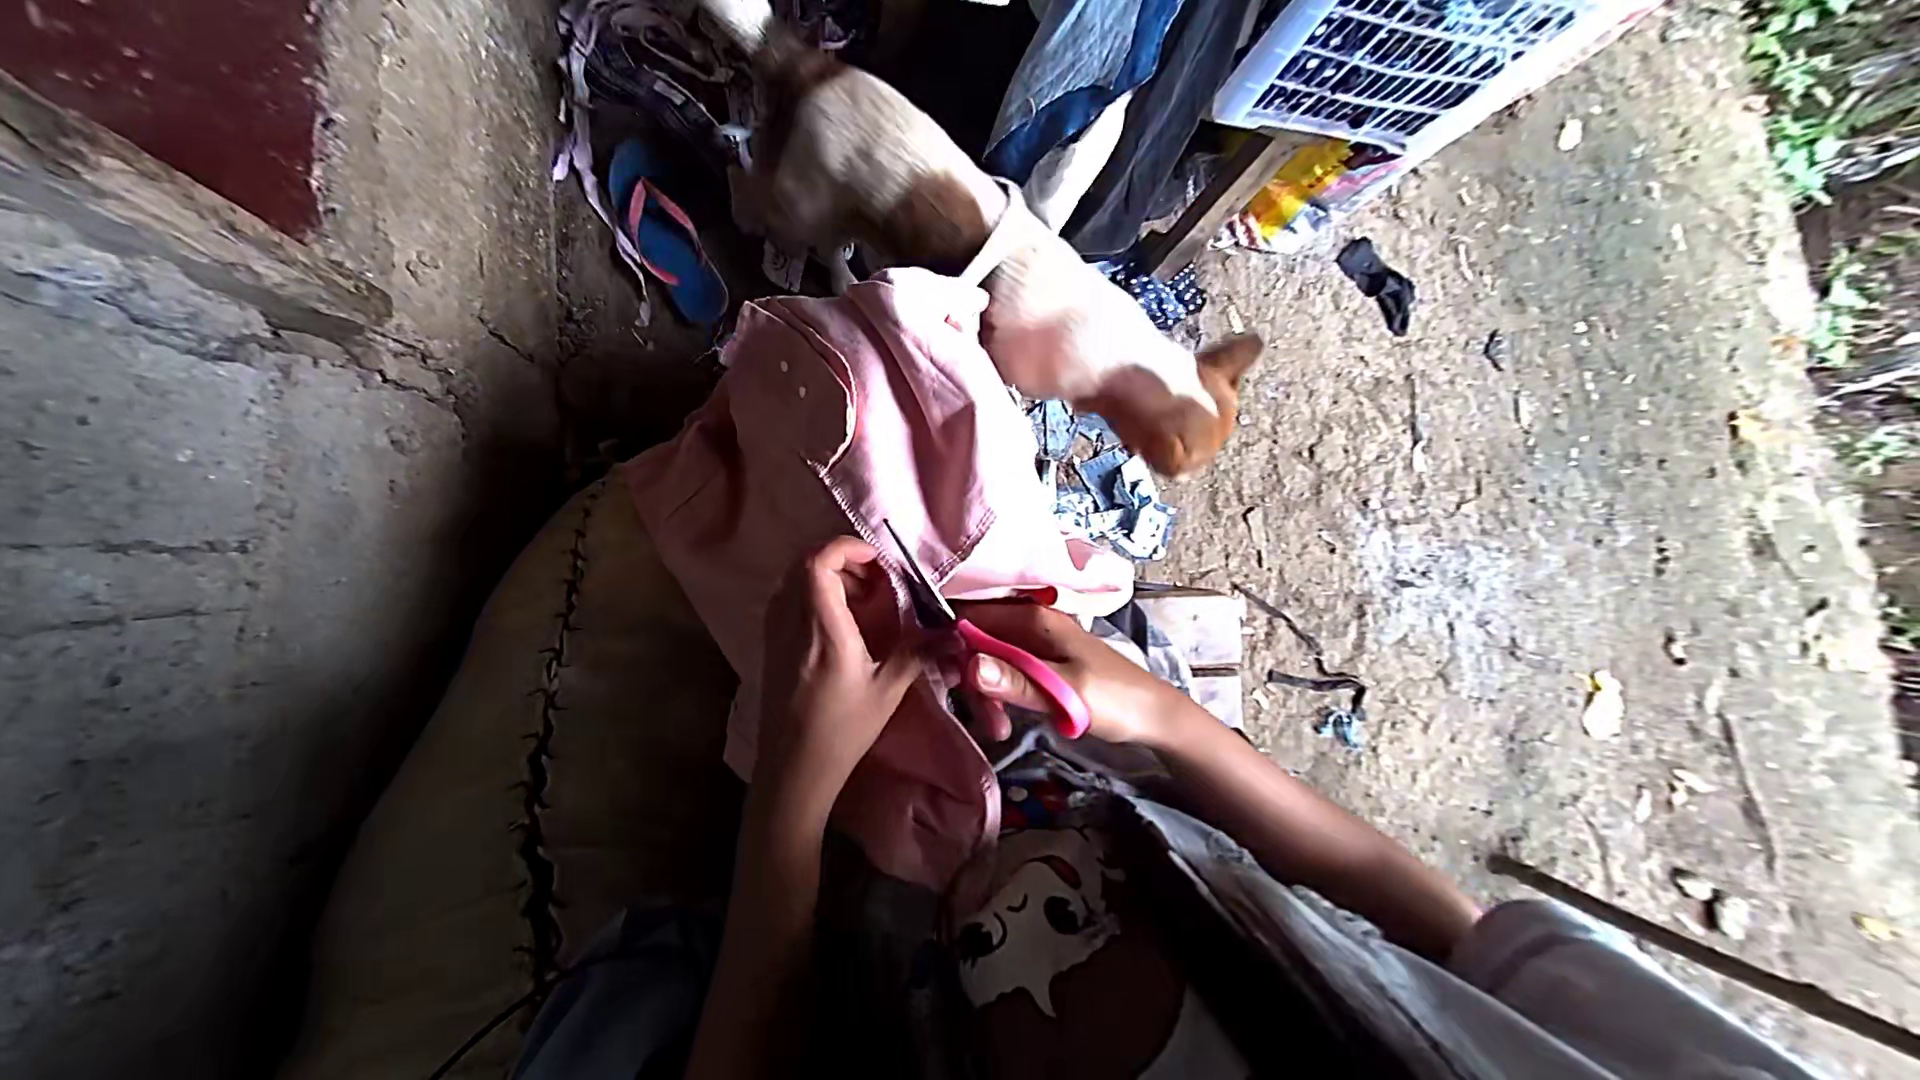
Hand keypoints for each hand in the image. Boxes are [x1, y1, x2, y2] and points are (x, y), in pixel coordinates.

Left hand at [757, 536, 922, 815]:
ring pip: (793, 579)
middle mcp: (792, 624)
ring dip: (827, 575)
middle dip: (841, 558)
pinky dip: (813, 592)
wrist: (793, 769)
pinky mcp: (771, 645)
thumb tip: (953, 634)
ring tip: (861, 596)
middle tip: (874, 577)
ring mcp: (776, 633)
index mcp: (823, 631)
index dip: (845, 547)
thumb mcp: (887, 691)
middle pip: (803, 564)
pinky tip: (839, 618)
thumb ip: (917, 653)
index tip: (876, 558)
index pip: (817, 564)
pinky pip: (788, 599)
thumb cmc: (842, 731)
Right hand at [952, 602, 1191, 747]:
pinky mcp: (1042, 662)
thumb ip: (1016, 680)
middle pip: (979, 640)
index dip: (954, 646)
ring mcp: (1037, 642)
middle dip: (974, 678)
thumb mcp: (1064, 692)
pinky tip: (1006, 719)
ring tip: (999, 729)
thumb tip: (970, 666)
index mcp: (1034, 619)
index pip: (971, 618)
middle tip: (986, 720)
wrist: (1157, 717)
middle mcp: (1031, 622)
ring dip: (987, 692)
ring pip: (991, 659)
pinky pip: (1007, 670)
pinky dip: (1002, 694)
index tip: (949, 681)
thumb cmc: (1114, 700)